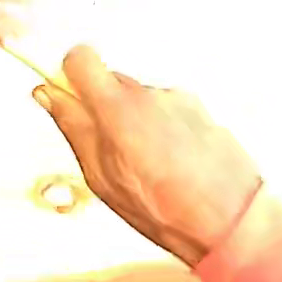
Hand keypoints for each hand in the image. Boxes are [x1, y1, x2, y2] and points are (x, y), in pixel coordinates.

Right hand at [34, 46, 261, 265]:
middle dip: (102, 105)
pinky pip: (166, 108)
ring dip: (134, 119)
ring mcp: (177, 98)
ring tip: (148, 163)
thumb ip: (73, 127)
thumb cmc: (162, 209)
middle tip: (110, 147)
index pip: (80, 57)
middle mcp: (147, 92)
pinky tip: (172, 161)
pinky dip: (162, 127)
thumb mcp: (101, 176)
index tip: (69, 96)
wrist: (235, 224)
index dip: (70, 73)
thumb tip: (47, 93)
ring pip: (138, 97)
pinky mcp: (199, 107)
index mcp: (116, 107)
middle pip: (110, 80)